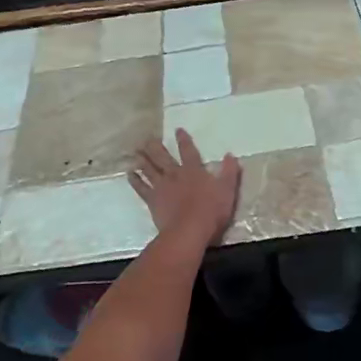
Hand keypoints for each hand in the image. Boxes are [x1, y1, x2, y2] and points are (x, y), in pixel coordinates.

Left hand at [128, 129, 240, 243]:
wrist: (190, 230)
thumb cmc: (211, 211)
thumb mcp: (227, 190)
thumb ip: (229, 172)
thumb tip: (231, 155)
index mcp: (193, 170)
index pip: (188, 150)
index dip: (183, 140)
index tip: (177, 130)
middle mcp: (175, 174)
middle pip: (162, 156)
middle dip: (155, 146)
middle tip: (147, 138)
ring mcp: (161, 186)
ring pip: (149, 169)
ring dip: (143, 159)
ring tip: (136, 152)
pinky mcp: (152, 200)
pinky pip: (141, 188)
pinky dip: (135, 180)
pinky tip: (129, 174)